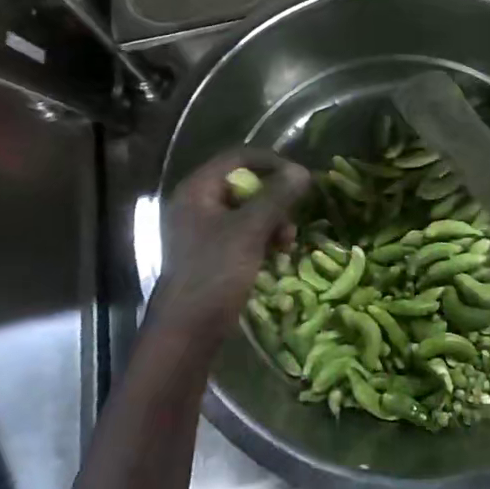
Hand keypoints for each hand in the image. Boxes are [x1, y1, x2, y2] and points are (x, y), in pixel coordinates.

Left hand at [148, 150, 309, 348]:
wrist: (187, 332)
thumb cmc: (214, 273)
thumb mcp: (249, 231)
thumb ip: (276, 197)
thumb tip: (302, 171)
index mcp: (196, 189)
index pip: (238, 157)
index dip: (272, 163)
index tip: (300, 178)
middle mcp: (196, 203)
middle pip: (243, 183)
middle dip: (274, 199)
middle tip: (292, 221)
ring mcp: (201, 229)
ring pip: (246, 210)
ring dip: (271, 221)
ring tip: (287, 244)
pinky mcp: (210, 253)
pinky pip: (241, 233)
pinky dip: (261, 238)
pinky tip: (277, 255)